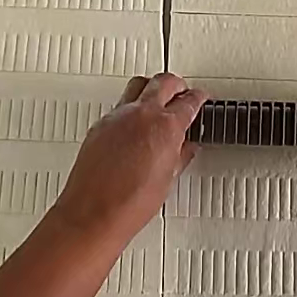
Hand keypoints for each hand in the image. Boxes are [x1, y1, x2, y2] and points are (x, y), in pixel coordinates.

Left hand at [49, 73, 207, 242]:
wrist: (94, 214)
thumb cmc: (129, 202)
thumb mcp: (169, 178)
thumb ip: (181, 154)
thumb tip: (186, 148)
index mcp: (166, 126)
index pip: (189, 101)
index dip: (199, 98)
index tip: (201, 98)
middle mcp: (141, 115)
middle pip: (163, 82)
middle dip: (177, 85)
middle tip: (183, 91)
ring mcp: (117, 118)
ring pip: (138, 86)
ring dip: (152, 88)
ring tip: (159, 98)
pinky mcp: (100, 126)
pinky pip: (119, 105)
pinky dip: (132, 108)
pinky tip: (135, 122)